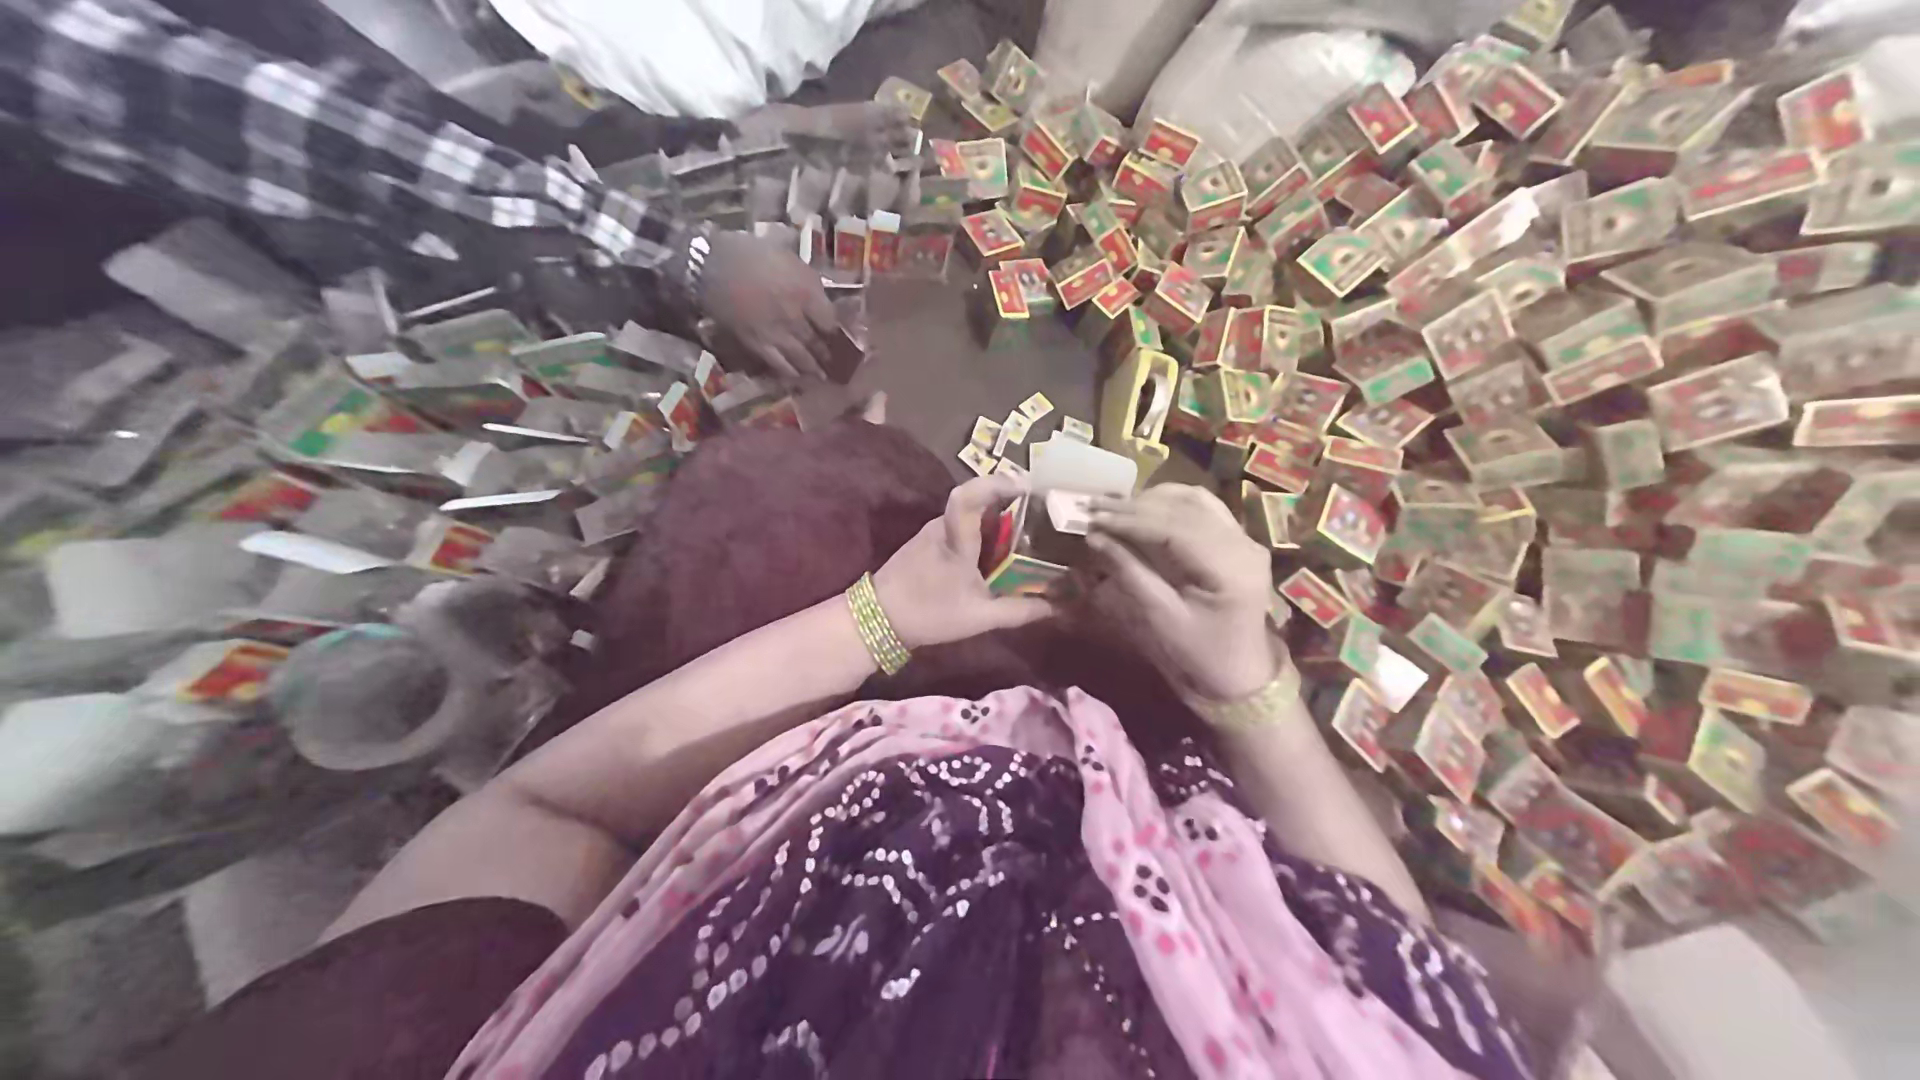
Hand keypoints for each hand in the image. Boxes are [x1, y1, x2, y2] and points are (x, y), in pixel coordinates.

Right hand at [699, 231, 836, 380]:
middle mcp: (796, 318)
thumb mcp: (789, 258)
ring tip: (820, 375)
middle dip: (828, 356)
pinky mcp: (757, 344)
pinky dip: (789, 372)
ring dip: (813, 369)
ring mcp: (776, 333)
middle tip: (834, 364)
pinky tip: (796, 376)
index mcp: (807, 292)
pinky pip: (778, 363)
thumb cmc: (751, 253)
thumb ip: (809, 281)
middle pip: (818, 343)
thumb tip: (822, 297)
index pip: (831, 322)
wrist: (711, 264)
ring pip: (801, 358)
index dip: (837, 333)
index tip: (840, 338)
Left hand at [872, 475, 1054, 649]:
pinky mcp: (928, 541)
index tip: (1026, 487)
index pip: (969, 496)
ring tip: (1028, 532)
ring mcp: (933, 532)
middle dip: (1009, 501)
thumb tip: (1055, 606)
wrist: (878, 618)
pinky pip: (961, 527)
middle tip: (1042, 512)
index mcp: (955, 539)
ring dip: (997, 518)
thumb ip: (1018, 611)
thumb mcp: (979, 618)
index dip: (996, 484)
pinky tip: (999, 550)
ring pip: (970, 515)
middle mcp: (943, 526)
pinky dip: (982, 531)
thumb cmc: (928, 613)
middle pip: (978, 501)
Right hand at [1086, 484, 1278, 700]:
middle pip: (1185, 508)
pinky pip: (1203, 507)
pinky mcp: (1238, 539)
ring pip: (1194, 499)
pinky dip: (1170, 503)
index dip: (1130, 520)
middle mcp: (1244, 544)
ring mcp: (1245, 538)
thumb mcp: (1162, 617)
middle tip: (1093, 507)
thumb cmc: (1200, 654)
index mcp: (1231, 568)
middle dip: (1135, 506)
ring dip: (1152, 499)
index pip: (1175, 527)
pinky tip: (1144, 508)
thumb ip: (1130, 572)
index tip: (1093, 518)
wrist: (1240, 674)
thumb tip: (1095, 537)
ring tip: (1116, 507)